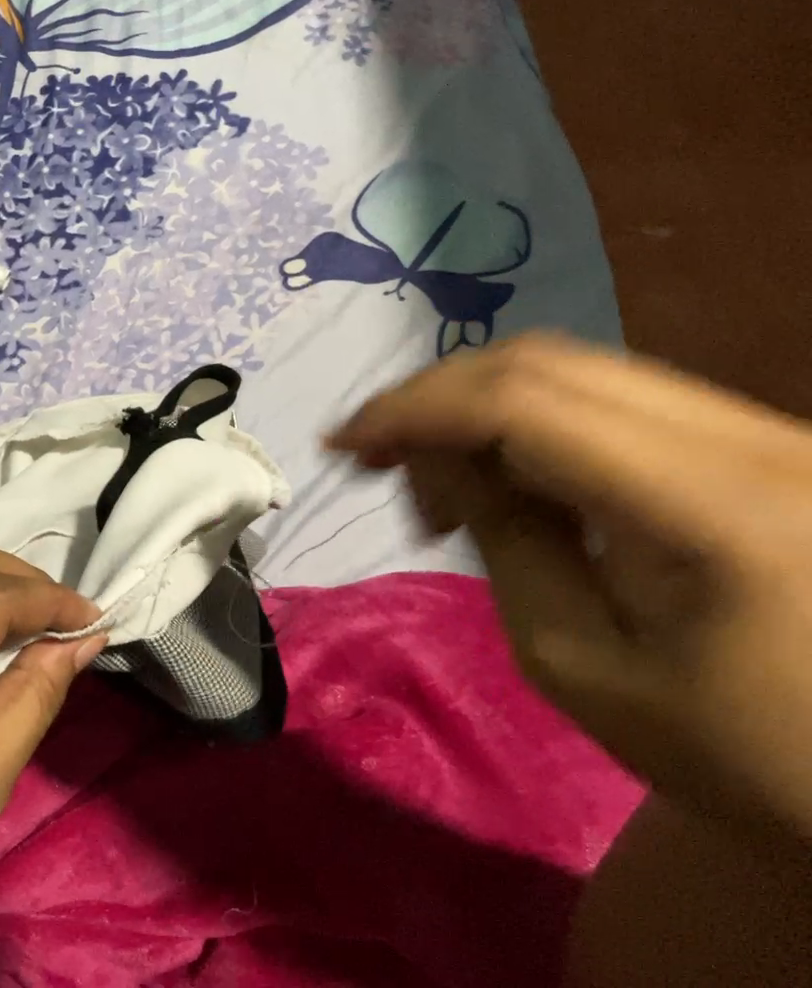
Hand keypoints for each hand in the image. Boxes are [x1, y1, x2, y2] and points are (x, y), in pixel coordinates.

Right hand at [327, 333, 811, 843]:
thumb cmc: (724, 745)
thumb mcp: (572, 654)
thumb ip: (500, 534)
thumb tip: (429, 454)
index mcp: (712, 504)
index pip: (522, 403)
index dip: (412, 409)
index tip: (341, 447)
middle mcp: (753, 438)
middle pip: (547, 363)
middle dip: (433, 398)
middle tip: (372, 458)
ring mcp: (766, 433)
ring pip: (575, 370)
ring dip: (474, 409)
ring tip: (433, 483)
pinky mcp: (761, 445)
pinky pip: (611, 400)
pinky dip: (525, 422)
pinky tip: (498, 475)